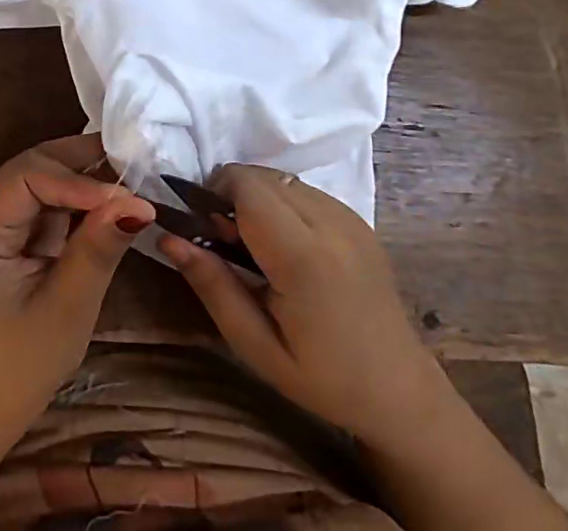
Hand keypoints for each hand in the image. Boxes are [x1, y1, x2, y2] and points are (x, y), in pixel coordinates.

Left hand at [0, 134, 154, 427]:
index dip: (76, 180)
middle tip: (137, 169)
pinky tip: (119, 198)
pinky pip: (59, 195)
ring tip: (136, 178)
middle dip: (85, 163)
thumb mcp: (67, 307)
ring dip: (91, 173)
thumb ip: (97, 250)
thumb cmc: (25, 359)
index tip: (125, 196)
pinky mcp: (26, 226)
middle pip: (36, 164)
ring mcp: (6, 217)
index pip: (26, 177)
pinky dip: (89, 193)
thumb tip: (137, 204)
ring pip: (50, 172)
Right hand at [159, 164, 436, 440]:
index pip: (247, 187)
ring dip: (256, 197)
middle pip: (262, 176)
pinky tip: (284, 245)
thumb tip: (168, 237)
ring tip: (256, 247)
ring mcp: (350, 218)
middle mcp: (331, 224)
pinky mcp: (359, 220)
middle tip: (226, 244)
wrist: (399, 390)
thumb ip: (211, 285)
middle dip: (231, 195)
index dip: (214, 193)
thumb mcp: (254, 344)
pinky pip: (305, 190)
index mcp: (303, 257)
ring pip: (282, 178)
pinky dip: (281, 202)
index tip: (203, 229)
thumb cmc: (320, 377)